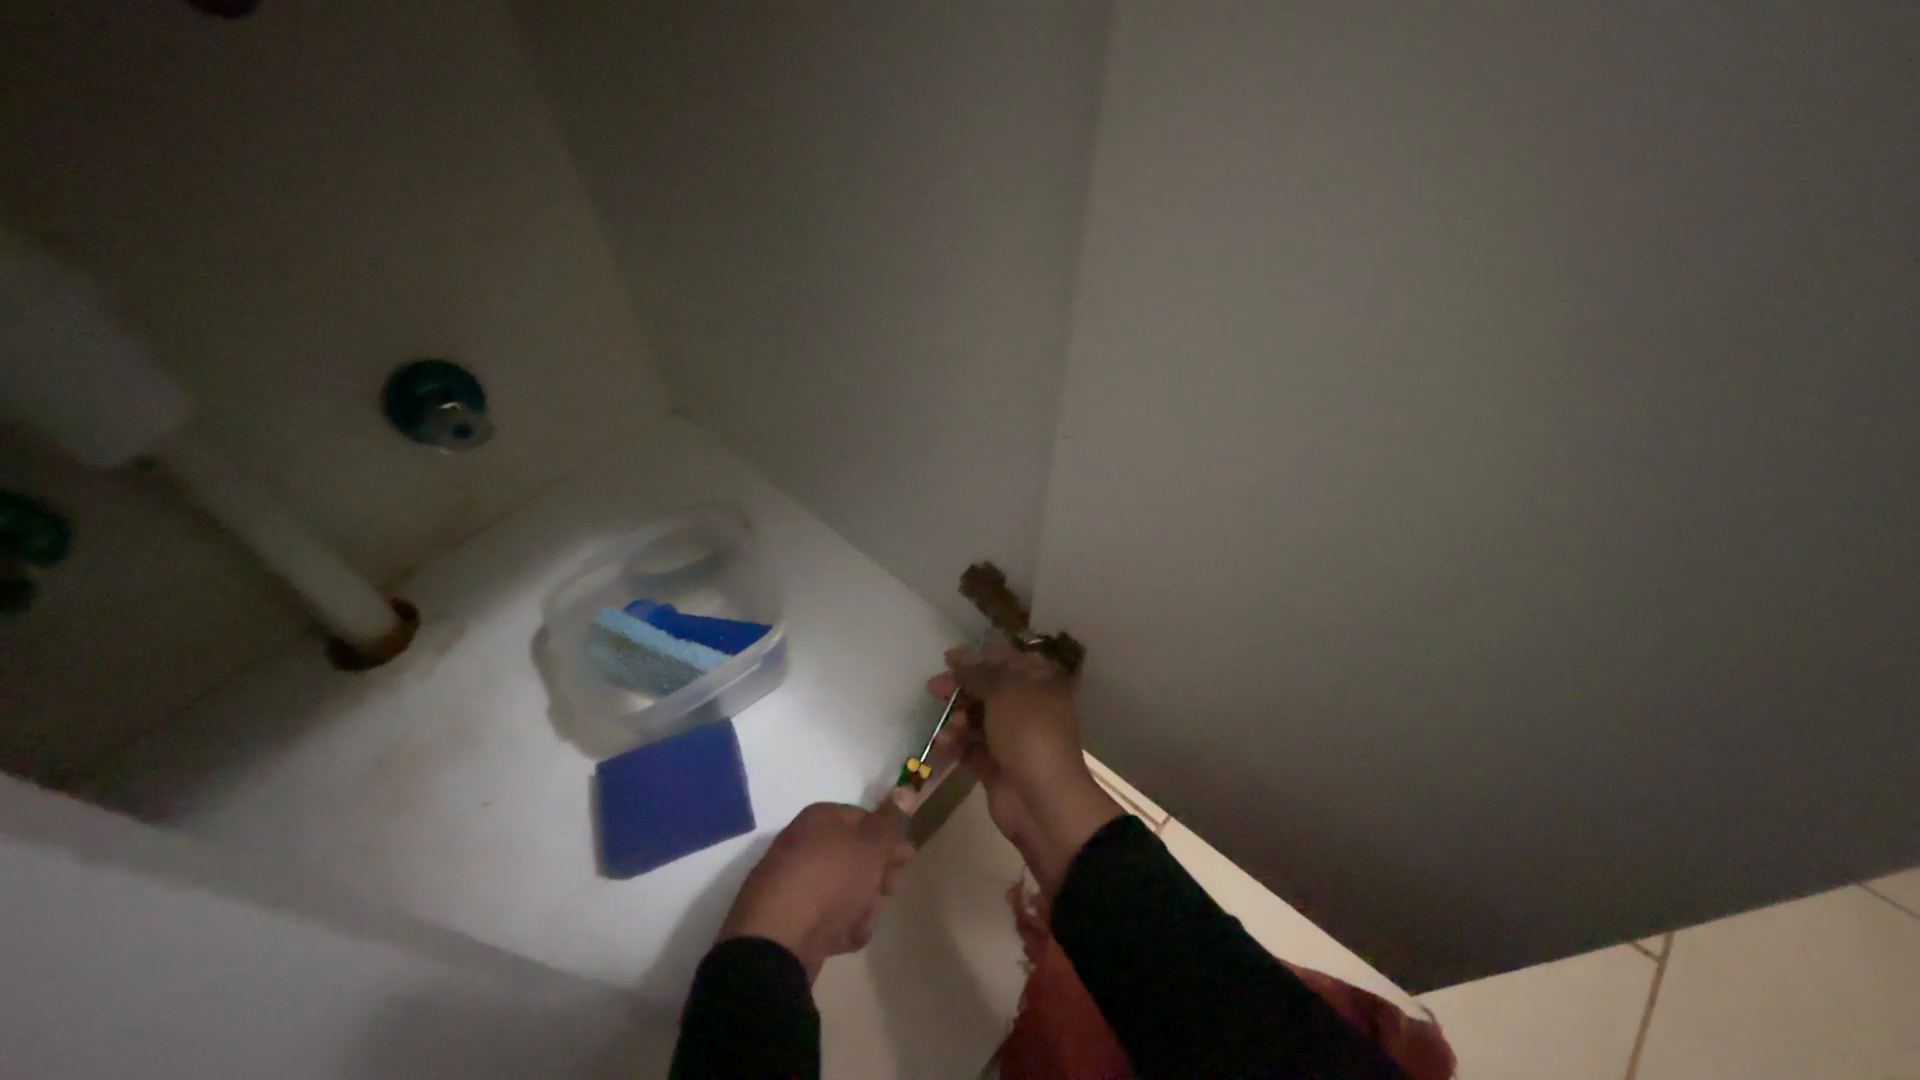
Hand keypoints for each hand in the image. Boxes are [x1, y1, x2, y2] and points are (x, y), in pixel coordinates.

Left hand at [718, 801, 914, 980]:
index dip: (888, 838)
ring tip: (865, 918)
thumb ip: (891, 821)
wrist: (779, 938)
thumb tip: (906, 789)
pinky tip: (848, 937)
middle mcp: (804, 845)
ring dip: (863, 905)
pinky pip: (827, 918)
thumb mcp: (871, 844)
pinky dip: (841, 926)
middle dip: (878, 876)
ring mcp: (795, 884)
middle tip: (891, 889)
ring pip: (844, 890)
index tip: (906, 858)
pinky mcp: (791, 919)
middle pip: (855, 857)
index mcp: (820, 819)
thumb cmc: (831, 879)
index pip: (863, 818)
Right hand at [930, 641, 1121, 895]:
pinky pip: (972, 747)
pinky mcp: (997, 766)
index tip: (950, 657)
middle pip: (990, 689)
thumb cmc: (1029, 734)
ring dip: (959, 716)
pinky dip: (957, 743)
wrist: (1043, 800)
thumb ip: (979, 672)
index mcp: (1041, 684)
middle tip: (935, 686)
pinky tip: (942, 741)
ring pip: (979, 718)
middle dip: (962, 686)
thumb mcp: (1005, 691)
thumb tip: (961, 658)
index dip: (981, 655)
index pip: (1010, 660)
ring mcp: (1013, 739)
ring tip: (950, 723)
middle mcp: (1029, 708)